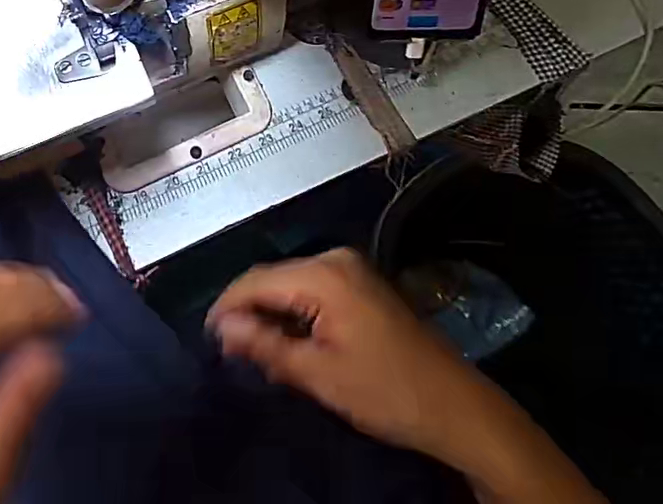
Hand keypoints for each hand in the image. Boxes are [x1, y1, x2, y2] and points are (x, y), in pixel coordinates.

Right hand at [208, 249, 600, 503]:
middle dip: (248, 308)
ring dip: (270, 309)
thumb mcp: (320, 374)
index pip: (257, 280)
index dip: (228, 304)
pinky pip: (310, 285)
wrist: (455, 404)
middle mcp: (334, 258)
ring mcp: (349, 266)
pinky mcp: (358, 280)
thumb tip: (222, 326)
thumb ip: (266, 345)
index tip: (208, 335)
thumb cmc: (386, 392)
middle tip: (230, 347)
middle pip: (273, 276)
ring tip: (253, 346)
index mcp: (324, 275)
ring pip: (290, 281)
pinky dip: (293, 308)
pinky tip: (287, 337)